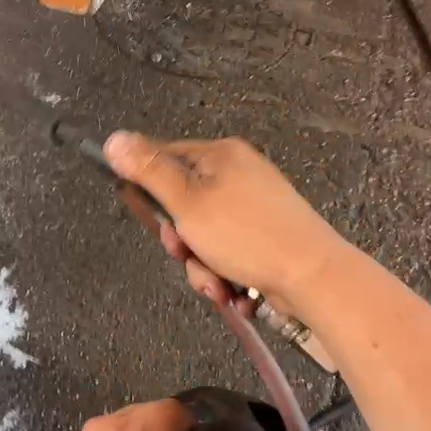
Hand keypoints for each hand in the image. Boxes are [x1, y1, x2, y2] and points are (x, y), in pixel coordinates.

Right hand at [104, 132, 353, 317]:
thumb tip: (113, 138)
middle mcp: (239, 175)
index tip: (148, 215)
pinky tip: (236, 291)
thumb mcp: (187, 202)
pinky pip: (228, 252)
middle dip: (181, 238)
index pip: (165, 158)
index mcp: (221, 155)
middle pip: (183, 203)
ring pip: (204, 234)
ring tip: (217, 283)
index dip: (149, 188)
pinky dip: (226, 273)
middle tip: (184, 251)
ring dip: (201, 264)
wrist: (316, 281)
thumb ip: (148, 171)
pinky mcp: (267, 240)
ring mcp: (255, 209)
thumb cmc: (248, 235)